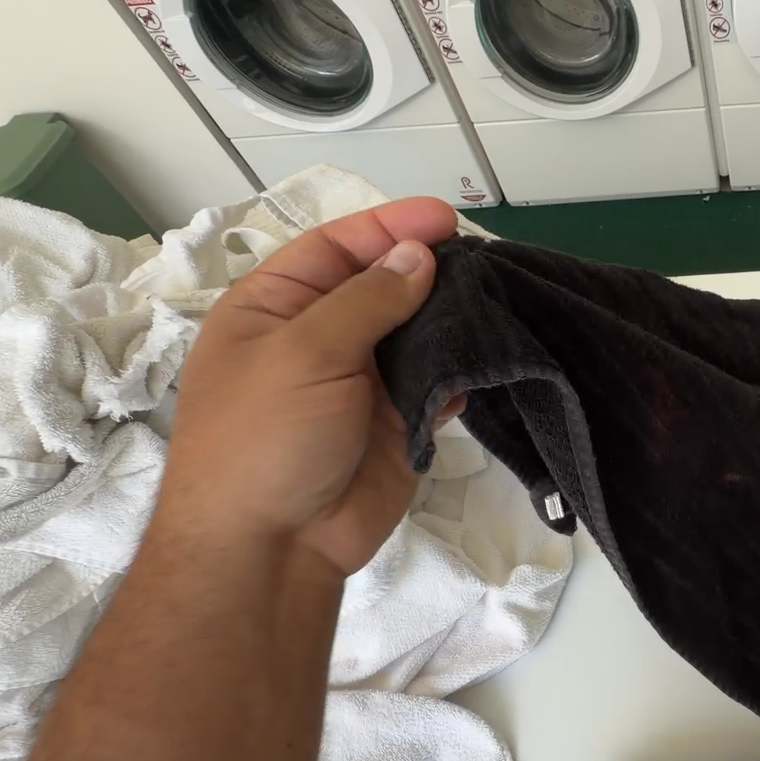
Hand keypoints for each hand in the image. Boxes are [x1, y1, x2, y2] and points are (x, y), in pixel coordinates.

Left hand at [157, 198, 460, 575]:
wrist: (280, 541)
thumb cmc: (266, 436)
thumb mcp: (305, 352)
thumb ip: (368, 300)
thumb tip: (417, 255)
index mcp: (278, 308)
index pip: (337, 249)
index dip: (388, 228)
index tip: (444, 219)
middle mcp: (323, 338)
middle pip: (385, 288)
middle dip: (429, 272)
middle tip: (482, 264)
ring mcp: (364, 382)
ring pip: (418, 335)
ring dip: (452, 322)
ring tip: (493, 307)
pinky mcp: (399, 421)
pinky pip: (436, 384)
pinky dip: (457, 375)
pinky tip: (477, 369)